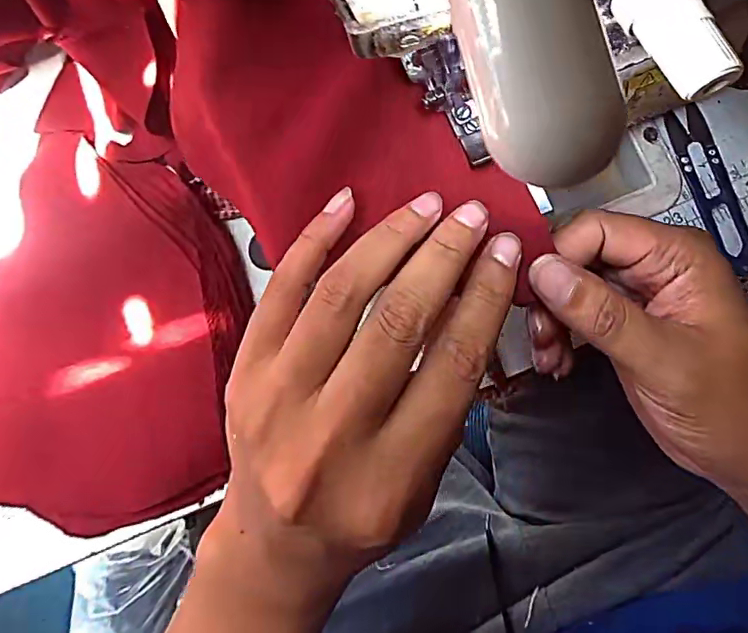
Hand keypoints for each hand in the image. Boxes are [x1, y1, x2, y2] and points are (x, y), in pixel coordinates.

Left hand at [175, 189, 519, 630]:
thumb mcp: (424, 477)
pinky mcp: (244, 368)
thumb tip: (470, 295)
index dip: (485, 294)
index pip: (452, 362)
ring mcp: (277, 395)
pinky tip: (347, 203)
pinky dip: (316, 238)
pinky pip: (282, 288)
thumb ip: (448, 395)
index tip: (503, 249)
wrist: (273, 544)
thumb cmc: (362, 511)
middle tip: (470, 216)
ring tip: (425, 205)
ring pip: (341, 293)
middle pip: (397, 319)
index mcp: (388, 474)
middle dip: (443, 255)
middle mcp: (329, 433)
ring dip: (390, 238)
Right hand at [525, 211, 747, 499]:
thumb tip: (544, 270)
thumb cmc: (734, 408)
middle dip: (551, 291)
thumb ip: (602, 313)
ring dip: (552, 316)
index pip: (596, 229)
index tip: (531, 295)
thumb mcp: (665, 361)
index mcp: (675, 254)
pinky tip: (558, 360)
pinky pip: (580, 310)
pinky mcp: (628, 319)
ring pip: (573, 282)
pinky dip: (562, 332)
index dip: (558, 256)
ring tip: (549, 354)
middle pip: (579, 253)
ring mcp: (640, 291)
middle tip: (538, 334)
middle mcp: (655, 262)